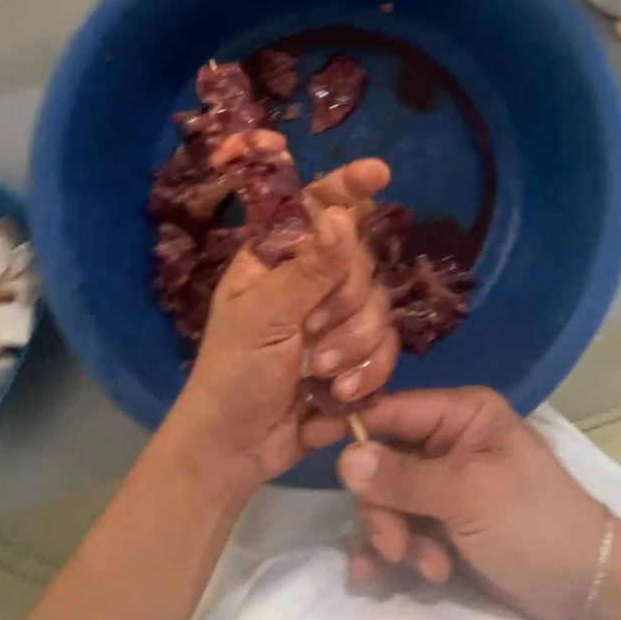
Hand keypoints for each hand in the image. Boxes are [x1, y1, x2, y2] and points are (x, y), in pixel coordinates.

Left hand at [170, 150, 397, 485]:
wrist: (239, 447)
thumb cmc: (233, 373)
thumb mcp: (263, 317)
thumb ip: (308, 269)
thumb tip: (341, 216)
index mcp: (279, 257)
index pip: (316, 205)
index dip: (347, 185)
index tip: (378, 172)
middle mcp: (313, 278)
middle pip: (361, 260)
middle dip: (343, 303)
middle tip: (310, 333)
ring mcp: (338, 315)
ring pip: (379, 305)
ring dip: (351, 343)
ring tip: (318, 373)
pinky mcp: (357, 352)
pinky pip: (387, 344)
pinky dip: (368, 371)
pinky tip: (339, 394)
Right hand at [334, 389, 612, 619]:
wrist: (583, 585)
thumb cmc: (531, 521)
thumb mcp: (466, 494)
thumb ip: (403, 477)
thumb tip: (344, 457)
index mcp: (461, 413)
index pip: (393, 411)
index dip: (355, 430)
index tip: (314, 445)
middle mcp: (449, 441)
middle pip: (383, 462)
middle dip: (384, 508)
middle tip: (398, 546)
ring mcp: (446, 484)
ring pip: (389, 500)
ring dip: (396, 537)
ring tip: (426, 567)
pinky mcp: (445, 522)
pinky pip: (403, 528)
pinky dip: (397, 551)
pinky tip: (391, 575)